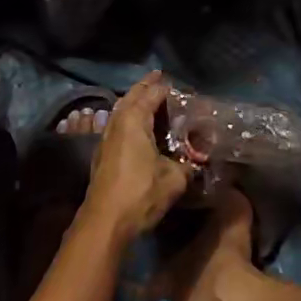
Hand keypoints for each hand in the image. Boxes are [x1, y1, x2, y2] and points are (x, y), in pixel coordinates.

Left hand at [82, 72, 192, 241]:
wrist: (104, 223)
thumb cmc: (140, 193)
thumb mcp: (174, 178)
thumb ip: (188, 164)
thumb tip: (198, 161)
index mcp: (134, 118)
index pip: (154, 93)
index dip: (169, 89)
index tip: (183, 89)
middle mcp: (118, 121)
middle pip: (133, 95)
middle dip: (147, 86)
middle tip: (161, 78)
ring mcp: (106, 136)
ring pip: (122, 109)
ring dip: (135, 100)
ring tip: (150, 98)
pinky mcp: (102, 153)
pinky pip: (118, 123)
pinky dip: (129, 117)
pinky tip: (139, 126)